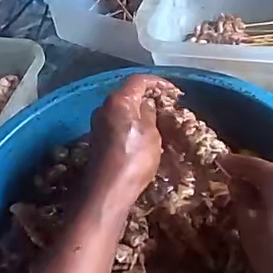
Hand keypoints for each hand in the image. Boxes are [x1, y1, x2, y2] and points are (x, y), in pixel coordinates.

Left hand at [88, 74, 168, 198]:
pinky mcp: (98, 140)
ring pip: (123, 109)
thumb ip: (149, 112)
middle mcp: (104, 107)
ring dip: (140, 112)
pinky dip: (131, 124)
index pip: (139, 80)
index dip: (159, 82)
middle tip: (168, 106)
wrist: (107, 192)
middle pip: (128, 93)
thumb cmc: (134, 158)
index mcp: (118, 101)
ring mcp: (98, 124)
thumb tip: (147, 103)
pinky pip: (118, 123)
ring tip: (159, 121)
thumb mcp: (151, 133)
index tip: (175, 92)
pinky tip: (143, 136)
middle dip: (149, 97)